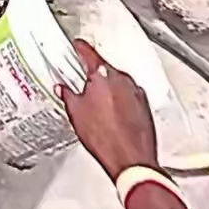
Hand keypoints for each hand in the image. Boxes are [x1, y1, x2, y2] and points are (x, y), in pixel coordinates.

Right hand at [58, 39, 157, 178]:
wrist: (133, 163)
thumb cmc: (106, 139)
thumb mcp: (76, 112)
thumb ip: (67, 94)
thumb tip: (63, 89)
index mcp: (102, 74)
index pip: (88, 52)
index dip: (79, 47)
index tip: (77, 45)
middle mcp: (121, 78)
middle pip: (104, 68)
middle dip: (94, 75)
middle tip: (84, 84)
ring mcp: (136, 92)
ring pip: (118, 82)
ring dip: (109, 88)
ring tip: (99, 106)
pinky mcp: (145, 107)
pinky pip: (130, 96)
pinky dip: (121, 100)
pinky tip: (114, 115)